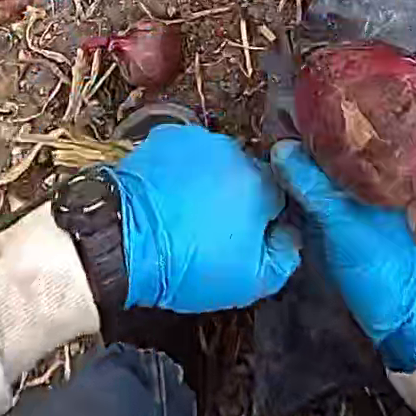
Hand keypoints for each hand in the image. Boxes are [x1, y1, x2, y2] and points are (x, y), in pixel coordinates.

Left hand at [106, 125, 300, 312]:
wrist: (126, 237)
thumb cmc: (191, 264)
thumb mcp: (250, 282)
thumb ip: (283, 256)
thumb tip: (290, 234)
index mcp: (260, 183)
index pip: (279, 193)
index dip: (266, 216)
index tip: (248, 234)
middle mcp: (233, 151)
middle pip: (246, 172)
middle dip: (237, 194)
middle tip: (216, 224)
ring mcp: (198, 138)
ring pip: (216, 159)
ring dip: (210, 177)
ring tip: (187, 208)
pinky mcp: (167, 134)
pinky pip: (185, 150)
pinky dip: (182, 166)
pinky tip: (168, 190)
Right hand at [272, 140, 415, 371]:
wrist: (406, 325)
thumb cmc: (385, 269)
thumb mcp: (344, 225)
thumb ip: (313, 186)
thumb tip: (280, 147)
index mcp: (380, 171)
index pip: (340, 133)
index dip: (310, 121)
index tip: (279, 110)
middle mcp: (366, 180)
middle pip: (325, 151)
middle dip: (298, 140)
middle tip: (266, 126)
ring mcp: (351, 201)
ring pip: (316, 172)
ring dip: (294, 163)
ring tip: (267, 147)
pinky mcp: (338, 221)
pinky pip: (313, 194)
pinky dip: (296, 187)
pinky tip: (278, 180)